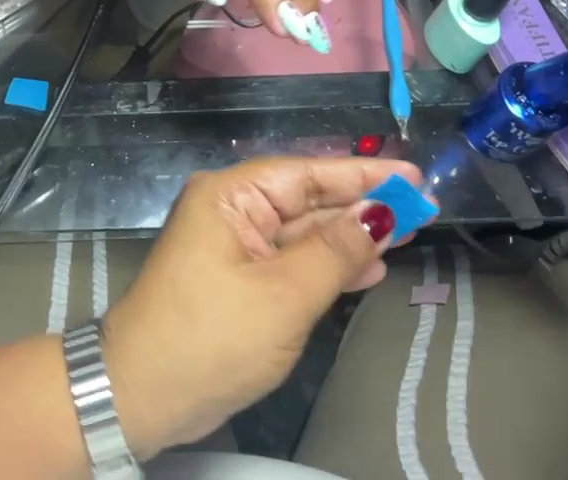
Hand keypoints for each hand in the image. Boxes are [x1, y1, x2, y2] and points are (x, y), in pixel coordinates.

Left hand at [100, 156, 423, 456]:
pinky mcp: (239, 281)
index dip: (361, 174)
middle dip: (361, 204)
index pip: (305, 173)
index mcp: (230, 196)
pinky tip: (369, 267)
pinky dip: (329, 265)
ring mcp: (234, 247)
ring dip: (351, 236)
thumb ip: (336, 251)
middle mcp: (230, 211)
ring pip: (303, 232)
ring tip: (408, 234)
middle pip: (306, 200)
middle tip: (423, 206)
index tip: (413, 174)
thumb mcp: (284, 294)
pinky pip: (292, 261)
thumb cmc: (212, 335)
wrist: (144, 394)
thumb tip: (381, 213)